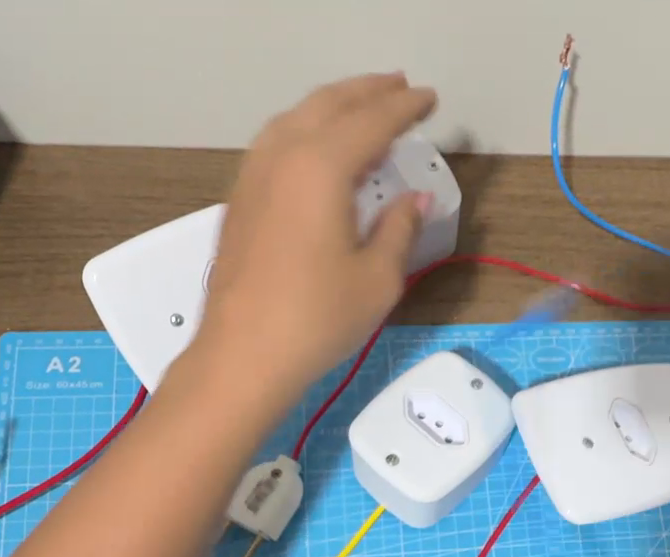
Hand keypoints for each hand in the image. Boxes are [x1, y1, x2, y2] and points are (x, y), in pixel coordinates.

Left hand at [175, 73, 438, 403]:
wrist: (244, 354)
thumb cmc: (319, 319)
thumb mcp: (378, 279)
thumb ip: (399, 228)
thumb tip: (414, 199)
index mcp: (321, 167)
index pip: (371, 121)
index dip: (404, 108)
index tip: (429, 100)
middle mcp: (282, 156)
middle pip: (328, 105)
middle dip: (367, 92)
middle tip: (399, 89)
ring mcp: (253, 175)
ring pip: (295, 118)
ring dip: (332, 107)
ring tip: (361, 110)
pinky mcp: (240, 200)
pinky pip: (276, 143)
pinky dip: (306, 131)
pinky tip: (319, 150)